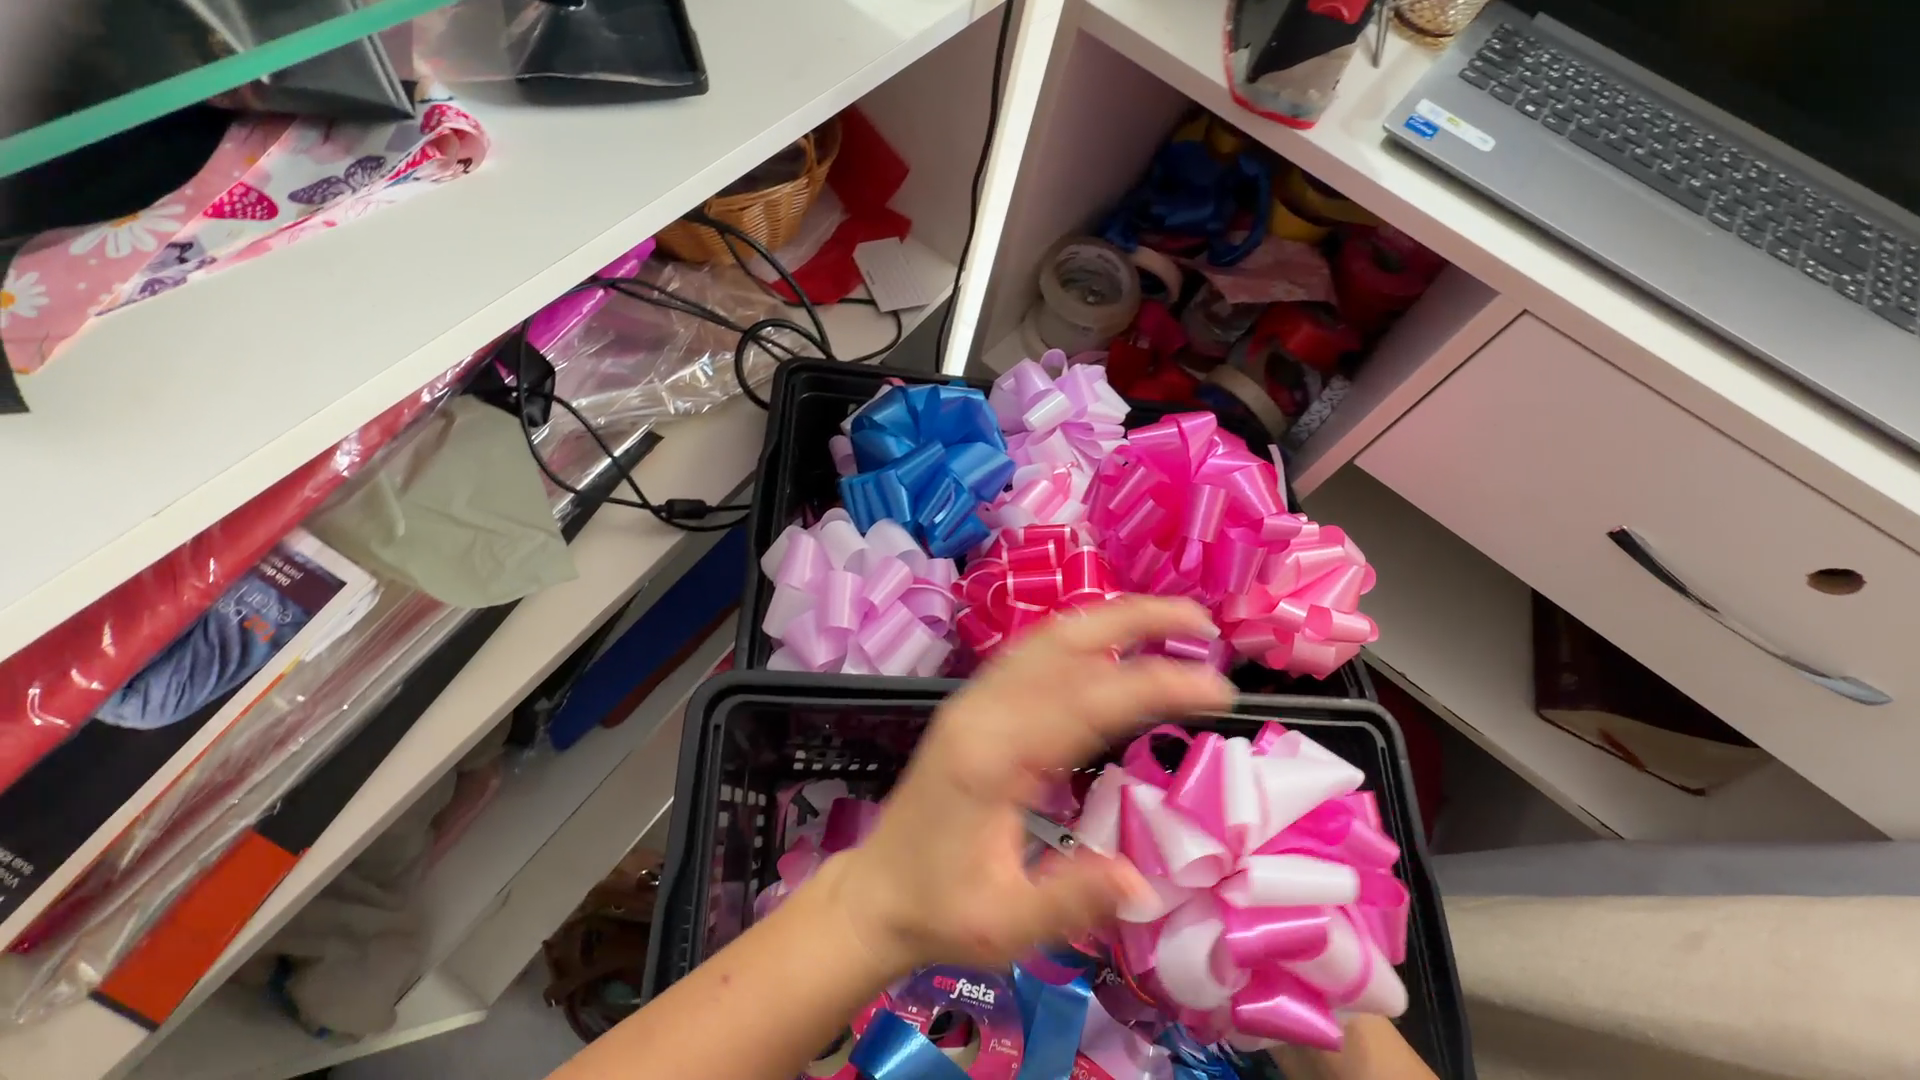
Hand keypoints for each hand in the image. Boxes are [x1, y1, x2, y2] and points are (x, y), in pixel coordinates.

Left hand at [812, 596, 1235, 975]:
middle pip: (1063, 641)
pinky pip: (1031, 653)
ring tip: (1172, 624)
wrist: (876, 894)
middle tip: (1202, 623)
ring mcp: (973, 702)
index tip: (1219, 687)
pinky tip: (1112, 646)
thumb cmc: (941, 911)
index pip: (1088, 700)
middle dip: (1136, 620)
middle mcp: (982, 713)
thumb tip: (1142, 881)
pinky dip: (1080, 637)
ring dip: (1110, 621)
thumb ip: (1072, 900)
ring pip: (1046, 637)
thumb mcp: (1006, 925)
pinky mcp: (972, 707)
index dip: (1157, 685)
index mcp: (993, 758)